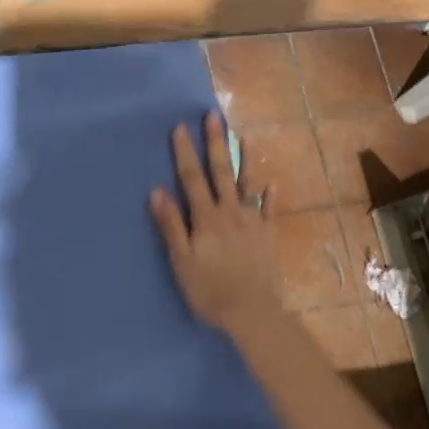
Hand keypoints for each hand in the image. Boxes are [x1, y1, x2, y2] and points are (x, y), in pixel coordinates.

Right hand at [149, 112, 287, 337]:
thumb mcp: (182, 260)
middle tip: (213, 116)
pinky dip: (270, 195)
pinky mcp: (266, 235)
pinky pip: (269, 210)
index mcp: (206, 218)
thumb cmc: (210, 289)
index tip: (180, 127)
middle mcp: (230, 212)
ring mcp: (251, 222)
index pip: (192, 178)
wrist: (253, 311)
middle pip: (221, 172)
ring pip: (246, 183)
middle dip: (215, 143)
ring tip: (242, 136)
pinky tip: (272, 183)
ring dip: (243, 158)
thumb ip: (171, 225)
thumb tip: (157, 190)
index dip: (185, 152)